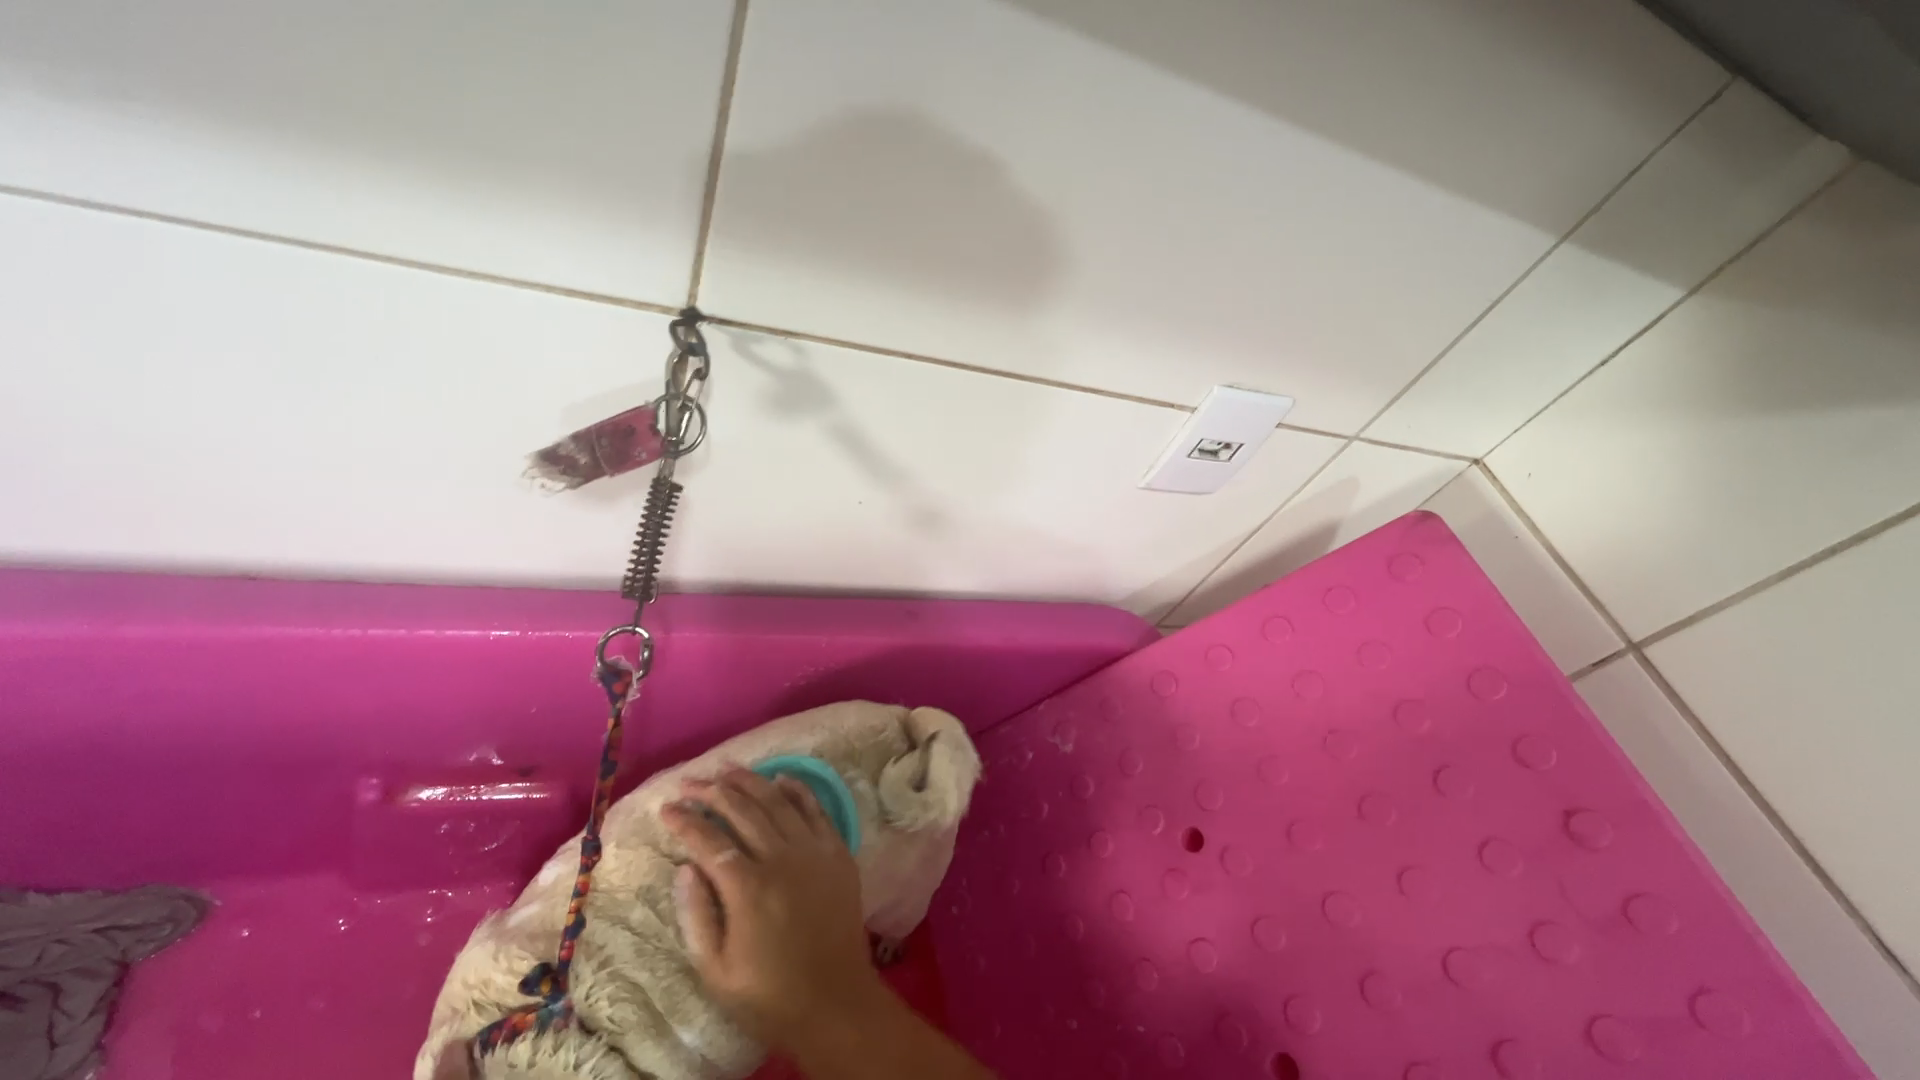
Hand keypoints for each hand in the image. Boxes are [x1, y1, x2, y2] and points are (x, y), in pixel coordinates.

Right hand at [663, 767, 885, 1050]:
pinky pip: (817, 810)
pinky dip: (798, 790)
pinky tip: (781, 778)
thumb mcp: (715, 970)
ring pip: (778, 802)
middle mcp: (783, 858)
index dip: (685, 820)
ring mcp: (815, 852)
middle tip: (689, 781)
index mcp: (748, 888)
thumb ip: (695, 914)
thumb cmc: (768, 994)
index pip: (709, 840)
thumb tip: (685, 866)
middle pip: (743, 810)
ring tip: (727, 768)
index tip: (666, 808)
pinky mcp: (839, 854)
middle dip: (712, 791)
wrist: (836, 1002)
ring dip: (751, 781)